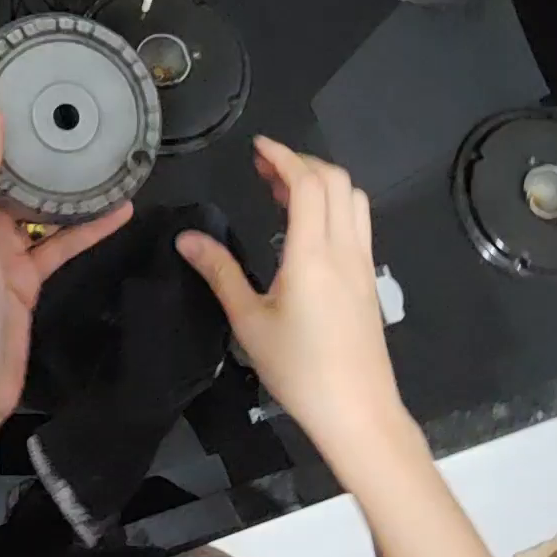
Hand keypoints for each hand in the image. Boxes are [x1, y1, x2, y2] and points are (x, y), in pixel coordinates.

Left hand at [0, 104, 132, 433]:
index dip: (1, 129)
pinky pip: (60, 247)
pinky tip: (118, 216)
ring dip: (70, 194)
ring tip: (106, 165)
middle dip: (42, 157)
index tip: (34, 97)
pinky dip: (86, 232)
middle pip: (13, 183)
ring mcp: (4, 258)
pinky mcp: (28, 284)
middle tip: (80, 126)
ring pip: (42, 215)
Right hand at [175, 137, 411, 470]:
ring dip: (322, 182)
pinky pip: (358, 223)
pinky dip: (335, 205)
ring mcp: (363, 263)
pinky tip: (308, 226)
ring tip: (283, 191)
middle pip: (336, 182)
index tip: (258, 147)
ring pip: (353, 200)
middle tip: (263, 168)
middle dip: (301, 163)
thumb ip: (220, 273)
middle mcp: (345, 249)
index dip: (283, 156)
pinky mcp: (369, 279)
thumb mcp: (249, 322)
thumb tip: (187, 238)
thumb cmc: (298, 369)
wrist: (357, 410)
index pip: (307, 184)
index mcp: (312, 254)